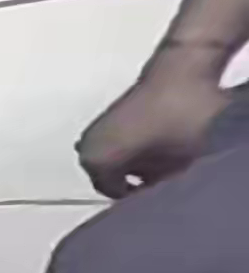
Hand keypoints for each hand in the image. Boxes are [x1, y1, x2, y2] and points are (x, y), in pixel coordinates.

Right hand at [77, 74, 227, 197]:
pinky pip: (116, 144)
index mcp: (96, 163)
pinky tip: (160, 143)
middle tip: (172, 178)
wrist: (177, 75)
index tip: (171, 195)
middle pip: (111, 175)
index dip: (143, 197)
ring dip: (138, 162)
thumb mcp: (188, 156)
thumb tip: (168, 193)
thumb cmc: (180, 120)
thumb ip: (171, 180)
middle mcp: (84, 150)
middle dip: (138, 178)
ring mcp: (93, 134)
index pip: (114, 192)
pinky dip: (135, 148)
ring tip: (170, 159)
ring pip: (114, 158)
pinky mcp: (104, 122)